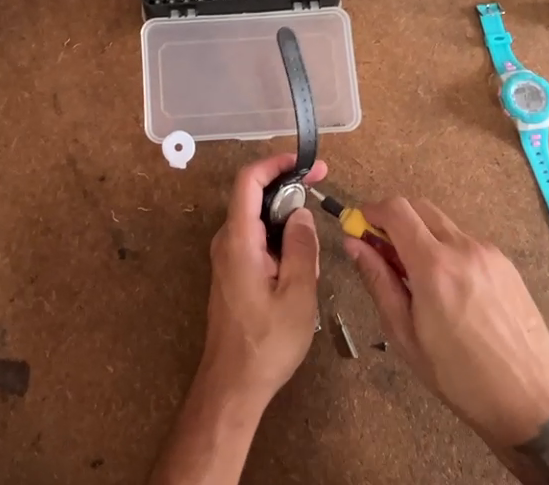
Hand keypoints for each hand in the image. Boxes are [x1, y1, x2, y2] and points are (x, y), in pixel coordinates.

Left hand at [195, 152, 328, 409]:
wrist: (232, 385)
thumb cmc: (266, 343)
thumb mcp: (298, 295)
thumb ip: (302, 248)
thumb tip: (302, 213)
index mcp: (238, 239)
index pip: (249, 181)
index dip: (275, 163)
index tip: (306, 163)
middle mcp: (227, 241)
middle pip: (254, 197)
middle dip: (289, 190)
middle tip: (322, 189)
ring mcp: (227, 257)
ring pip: (259, 221)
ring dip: (287, 220)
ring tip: (315, 247)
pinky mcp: (232, 273)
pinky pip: (257, 241)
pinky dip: (280, 240)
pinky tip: (301, 266)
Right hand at [344, 198, 548, 449]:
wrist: (531, 402)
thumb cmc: (458, 377)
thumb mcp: (405, 335)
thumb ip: (378, 281)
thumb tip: (353, 244)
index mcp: (434, 266)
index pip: (396, 209)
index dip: (372, 211)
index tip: (359, 227)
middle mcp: (463, 248)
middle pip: (420, 207)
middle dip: (395, 220)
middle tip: (383, 252)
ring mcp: (489, 254)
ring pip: (444, 225)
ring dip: (422, 236)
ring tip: (418, 279)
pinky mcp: (507, 265)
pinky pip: (466, 243)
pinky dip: (447, 251)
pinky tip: (451, 290)